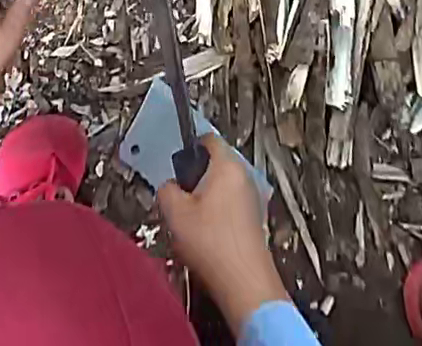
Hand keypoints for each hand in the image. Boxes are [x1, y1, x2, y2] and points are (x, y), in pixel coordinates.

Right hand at [157, 135, 288, 332]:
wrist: (244, 283)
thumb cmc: (214, 245)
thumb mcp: (175, 213)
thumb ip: (166, 190)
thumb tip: (168, 187)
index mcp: (226, 165)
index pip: (207, 138)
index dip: (190, 146)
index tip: (179, 160)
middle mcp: (243, 175)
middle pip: (215, 163)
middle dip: (196, 176)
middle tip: (181, 194)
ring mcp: (252, 196)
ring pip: (223, 185)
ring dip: (206, 196)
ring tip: (192, 219)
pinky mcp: (255, 218)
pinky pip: (231, 204)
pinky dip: (219, 212)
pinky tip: (207, 234)